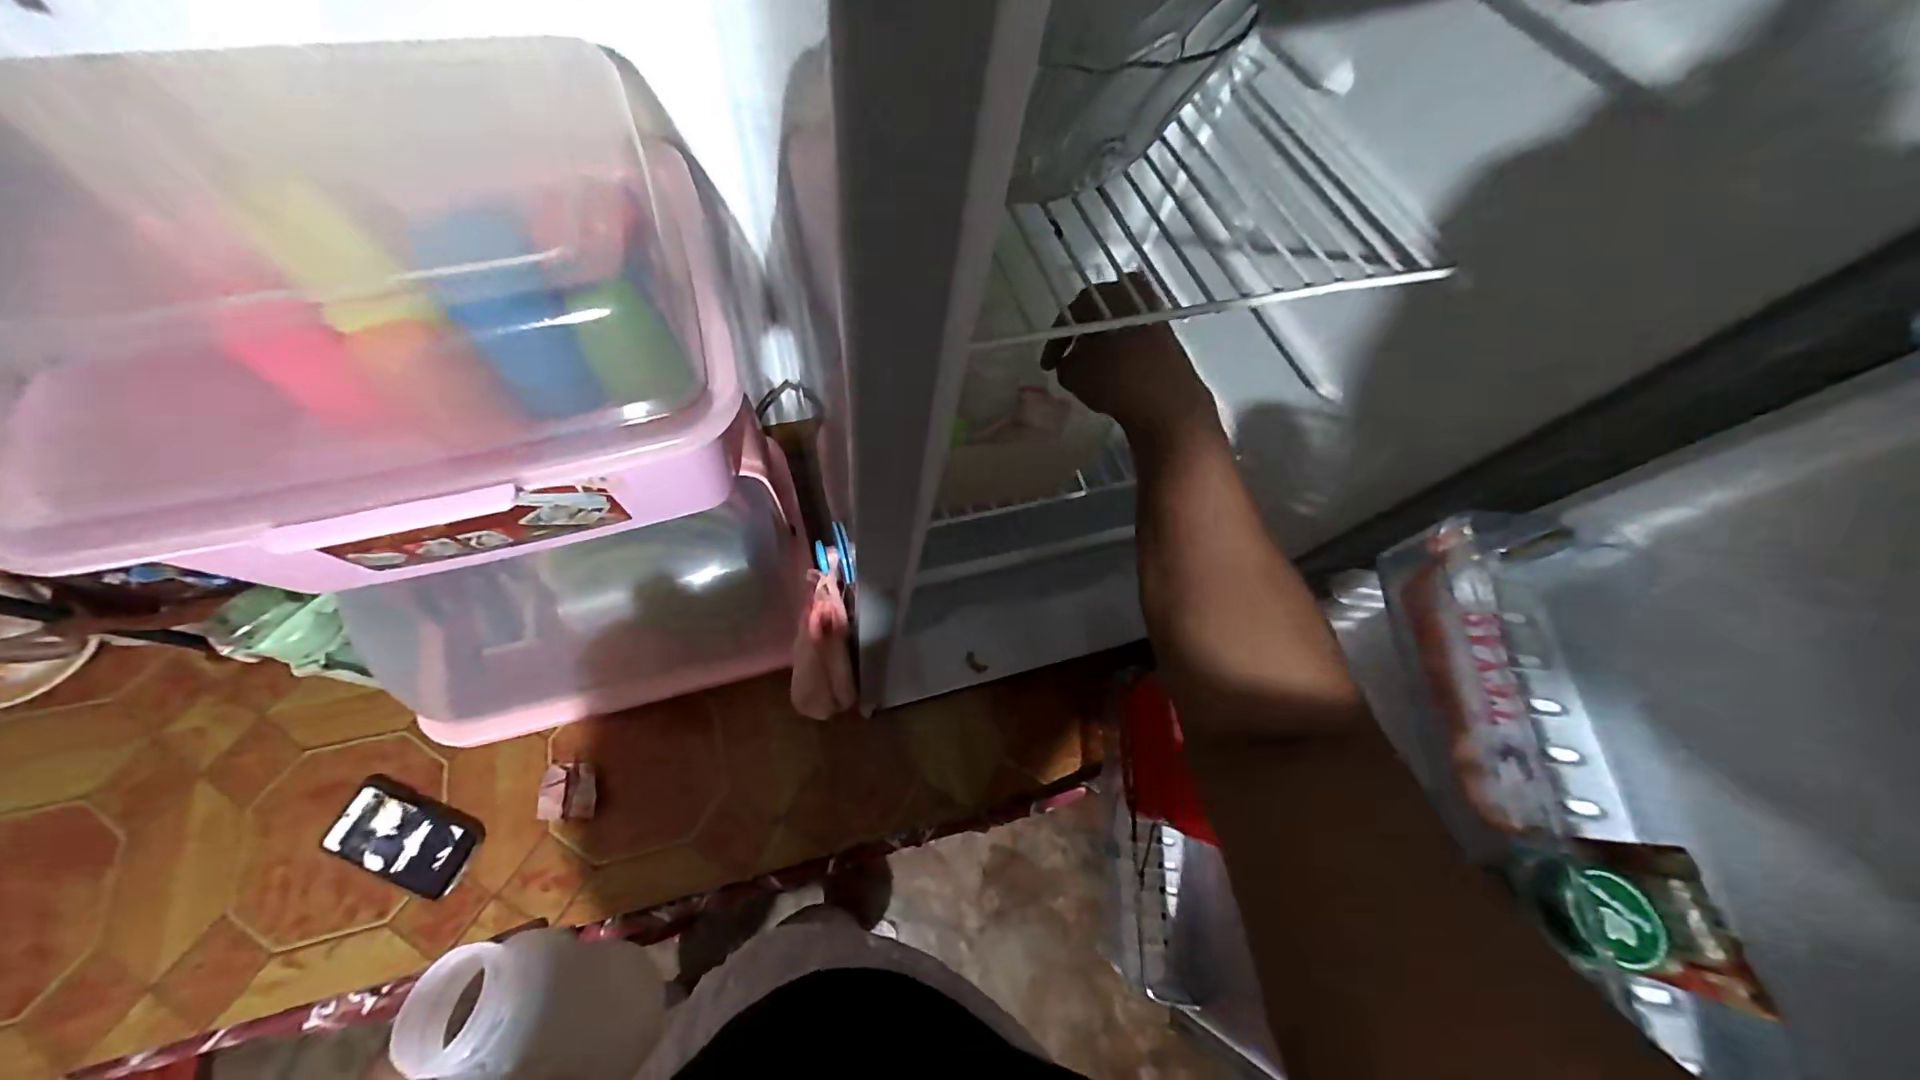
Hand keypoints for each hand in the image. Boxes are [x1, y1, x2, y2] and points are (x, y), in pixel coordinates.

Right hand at [1041, 276, 1220, 445]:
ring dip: (1103, 344)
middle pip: (1102, 310)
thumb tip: (1069, 361)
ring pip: (1121, 326)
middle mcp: (1138, 299)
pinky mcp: (1171, 344)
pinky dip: (1121, 354)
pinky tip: (1113, 376)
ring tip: (1090, 369)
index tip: (1048, 363)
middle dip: (1083, 332)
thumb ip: (1065, 363)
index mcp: (1113, 296)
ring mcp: (1159, 321)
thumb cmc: (1117, 382)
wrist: (1170, 407)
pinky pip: (1137, 341)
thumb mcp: (1074, 374)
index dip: (1056, 337)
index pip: (1075, 309)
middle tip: (1070, 355)